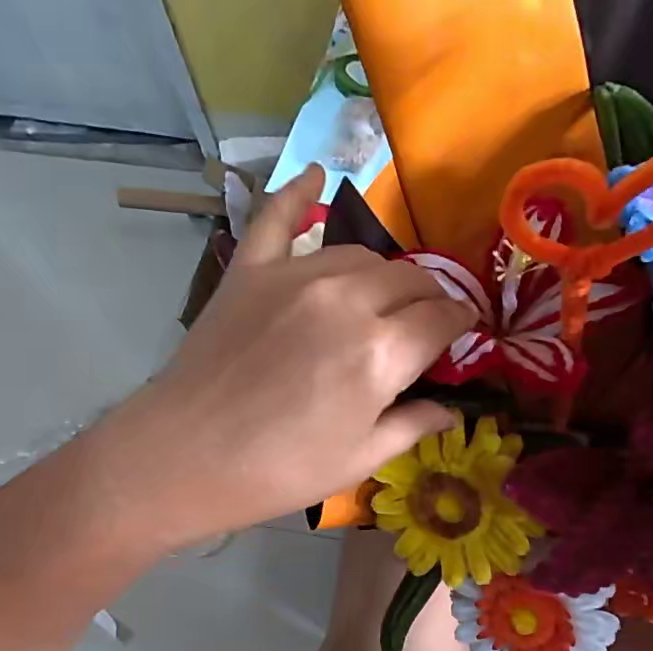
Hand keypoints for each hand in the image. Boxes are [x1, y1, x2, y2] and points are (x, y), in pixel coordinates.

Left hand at [97, 165, 475, 546]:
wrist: (187, 458)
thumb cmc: (282, 471)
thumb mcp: (360, 460)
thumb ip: (412, 426)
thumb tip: (451, 410)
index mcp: (382, 354)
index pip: (441, 319)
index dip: (461, 322)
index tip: (465, 329)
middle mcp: (348, 300)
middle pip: (409, 279)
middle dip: (429, 297)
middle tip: (426, 320)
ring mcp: (296, 277)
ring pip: (361, 254)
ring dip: (385, 272)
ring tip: (384, 294)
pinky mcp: (251, 270)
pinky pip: (280, 218)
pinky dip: (299, 195)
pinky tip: (316, 178)